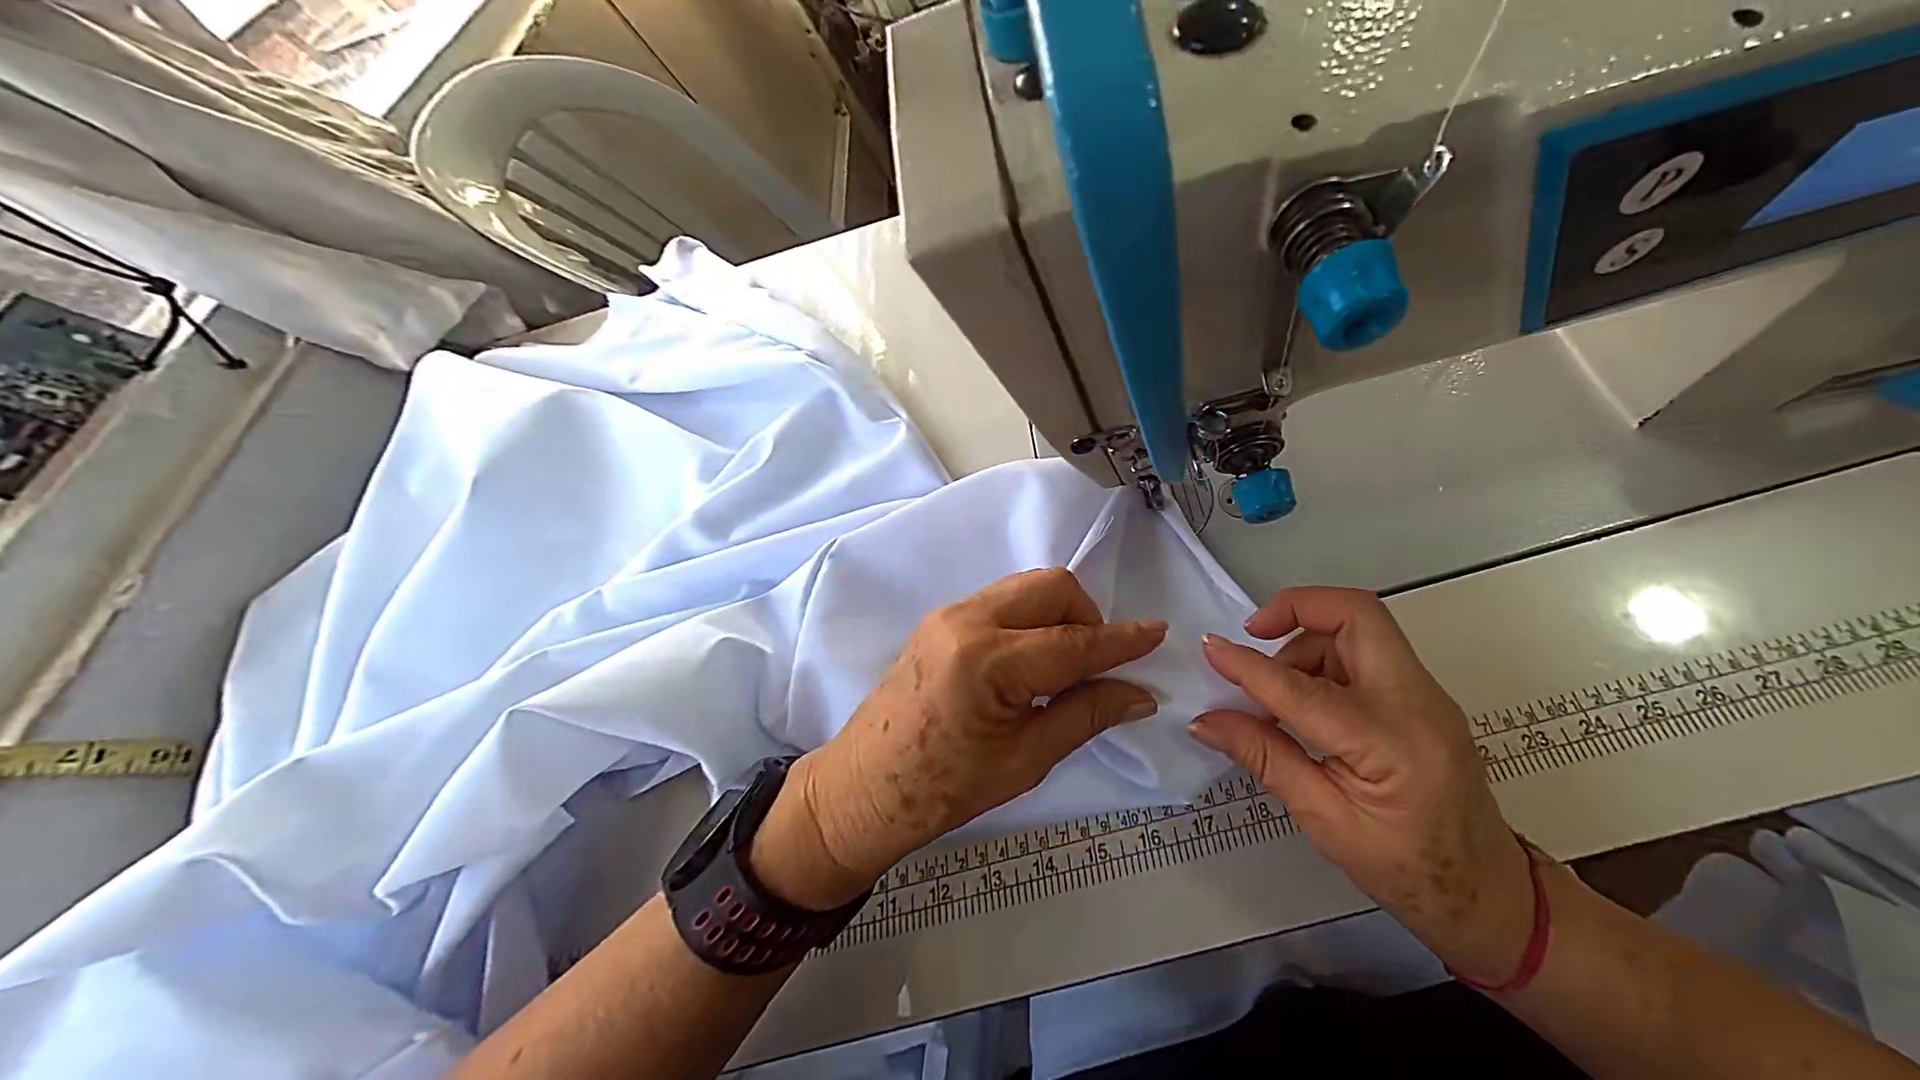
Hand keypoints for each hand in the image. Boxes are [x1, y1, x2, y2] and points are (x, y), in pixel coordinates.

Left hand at [752, 568, 1166, 909]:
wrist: (864, 788)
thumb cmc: (943, 788)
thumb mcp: (1026, 760)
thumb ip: (1086, 715)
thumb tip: (1139, 693)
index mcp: (989, 661)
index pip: (1073, 641)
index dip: (1121, 639)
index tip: (1158, 633)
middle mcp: (966, 621)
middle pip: (1050, 587)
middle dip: (1086, 617)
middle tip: (1095, 665)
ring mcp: (947, 614)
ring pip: (1024, 587)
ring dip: (1057, 614)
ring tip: (1061, 667)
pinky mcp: (938, 620)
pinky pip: (1000, 600)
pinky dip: (1028, 618)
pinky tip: (1028, 662)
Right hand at [1187, 586, 1533, 982]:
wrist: (1486, 891)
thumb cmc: (1404, 869)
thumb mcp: (1323, 819)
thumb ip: (1264, 757)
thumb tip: (1206, 721)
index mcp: (1392, 744)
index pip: (1305, 688)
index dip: (1249, 666)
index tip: (1210, 649)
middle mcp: (1417, 703)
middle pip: (1358, 614)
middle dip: (1298, 607)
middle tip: (1252, 632)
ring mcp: (1425, 695)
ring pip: (1359, 629)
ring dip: (1306, 641)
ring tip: (1272, 692)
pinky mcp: (1421, 696)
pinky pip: (1366, 652)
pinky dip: (1324, 658)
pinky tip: (1301, 700)